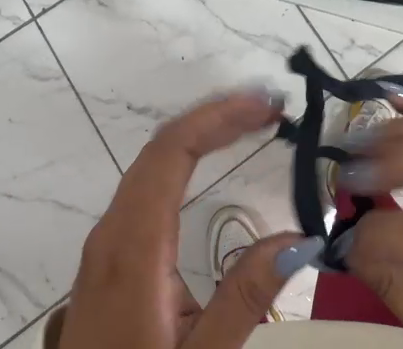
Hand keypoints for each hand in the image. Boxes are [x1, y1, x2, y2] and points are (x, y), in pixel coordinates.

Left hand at [60, 90, 318, 348]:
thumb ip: (245, 296)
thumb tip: (297, 236)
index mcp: (133, 247)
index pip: (171, 152)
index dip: (218, 117)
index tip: (266, 106)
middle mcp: (112, 232)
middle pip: (160, 148)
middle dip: (214, 117)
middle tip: (269, 109)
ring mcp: (105, 244)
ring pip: (150, 165)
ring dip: (198, 135)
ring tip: (248, 124)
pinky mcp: (108, 260)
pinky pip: (145, 188)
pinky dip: (182, 161)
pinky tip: (207, 164)